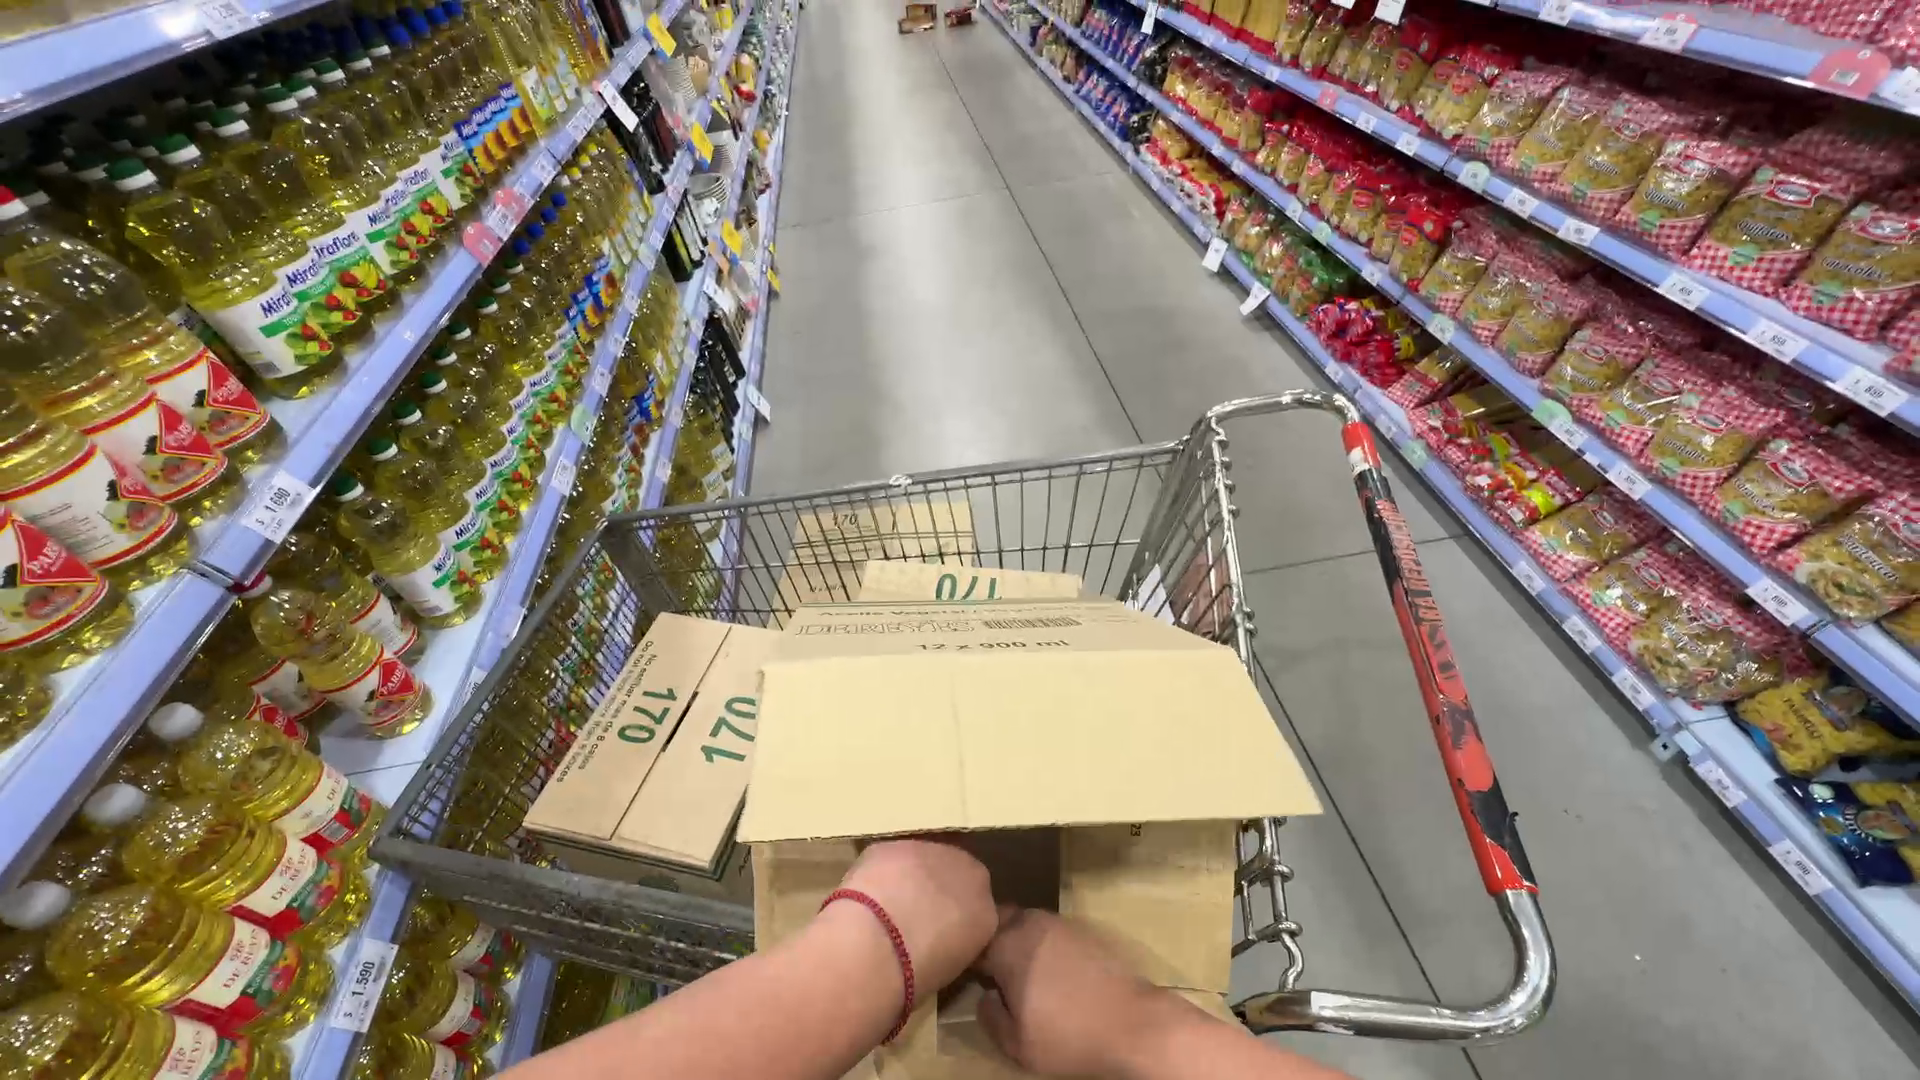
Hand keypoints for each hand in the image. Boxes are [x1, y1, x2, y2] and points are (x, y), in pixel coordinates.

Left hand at [833, 838, 996, 991]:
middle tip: (912, 915)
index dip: (954, 918)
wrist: (877, 946)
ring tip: (887, 905)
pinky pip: (894, 856)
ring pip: (925, 860)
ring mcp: (934, 851)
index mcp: (987, 914)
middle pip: (956, 874)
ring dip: (911, 876)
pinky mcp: (898, 843)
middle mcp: (969, 873)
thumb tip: (937, 939)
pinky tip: (869, 893)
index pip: (977, 909)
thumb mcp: (949, 967)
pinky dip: (883, 871)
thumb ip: (953, 942)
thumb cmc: (914, 976)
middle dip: (938, 889)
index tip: (937, 933)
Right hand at [976, 907, 1180, 1077]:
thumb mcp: (1018, 1044)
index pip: (974, 941)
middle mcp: (1030, 923)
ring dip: (1019, 938)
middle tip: (994, 968)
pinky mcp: (1084, 928)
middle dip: (992, 937)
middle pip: (999, 919)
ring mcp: (1059, 922)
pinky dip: (1044, 942)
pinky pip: (1051, 929)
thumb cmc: (1069, 1036)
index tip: (971, 975)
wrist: (1133, 1024)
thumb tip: (986, 996)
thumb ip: (991, 1017)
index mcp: (1007, 945)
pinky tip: (1053, 969)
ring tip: (1023, 969)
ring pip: (1026, 920)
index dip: (968, 957)